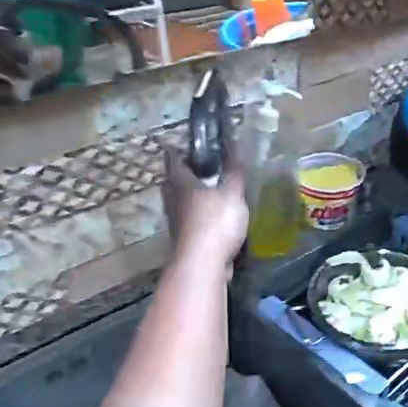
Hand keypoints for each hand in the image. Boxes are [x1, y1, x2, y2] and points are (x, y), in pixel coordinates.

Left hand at [164, 151, 247, 266]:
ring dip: (194, 196)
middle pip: (175, 181)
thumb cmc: (215, 221)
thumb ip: (234, 172)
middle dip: (187, 174)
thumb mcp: (232, 193)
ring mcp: (177, 221)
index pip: (174, 158)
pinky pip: (193, 220)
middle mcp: (173, 199)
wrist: (203, 263)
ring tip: (213, 192)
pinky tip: (216, 217)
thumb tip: (234, 147)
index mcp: (181, 182)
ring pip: (183, 201)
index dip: (178, 149)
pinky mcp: (185, 238)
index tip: (183, 143)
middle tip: (203, 168)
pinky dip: (202, 215)